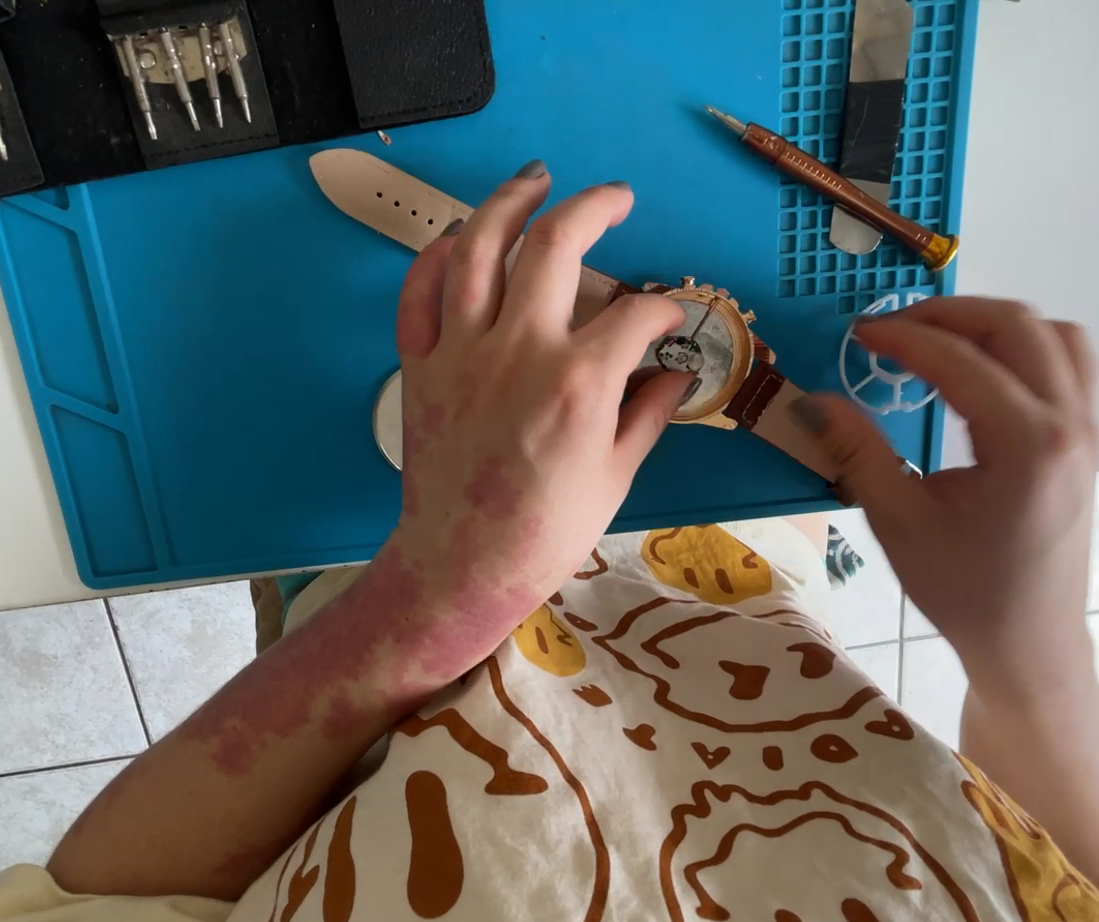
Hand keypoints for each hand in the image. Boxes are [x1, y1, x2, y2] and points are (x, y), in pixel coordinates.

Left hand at [378, 162, 693, 675]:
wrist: (463, 565)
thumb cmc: (546, 532)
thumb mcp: (616, 475)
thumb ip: (650, 413)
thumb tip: (677, 375)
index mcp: (580, 381)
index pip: (638, 314)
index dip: (665, 310)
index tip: (670, 319)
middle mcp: (520, 349)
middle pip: (558, 244)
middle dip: (596, 207)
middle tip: (615, 198)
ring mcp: (462, 351)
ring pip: (480, 246)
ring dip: (511, 201)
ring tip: (535, 179)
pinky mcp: (420, 366)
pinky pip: (420, 292)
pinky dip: (438, 257)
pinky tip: (461, 239)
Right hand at [796, 297, 1098, 704]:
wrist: (1028, 640)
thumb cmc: (961, 589)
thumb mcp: (897, 522)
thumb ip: (856, 452)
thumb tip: (812, 401)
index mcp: (1025, 442)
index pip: (960, 359)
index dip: (903, 336)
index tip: (857, 334)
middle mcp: (1068, 420)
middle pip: (1017, 325)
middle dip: (947, 313)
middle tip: (890, 329)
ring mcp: (1086, 427)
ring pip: (1053, 335)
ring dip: (991, 323)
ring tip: (935, 340)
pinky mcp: (1085, 439)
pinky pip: (1066, 362)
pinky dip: (1021, 346)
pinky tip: (979, 372)